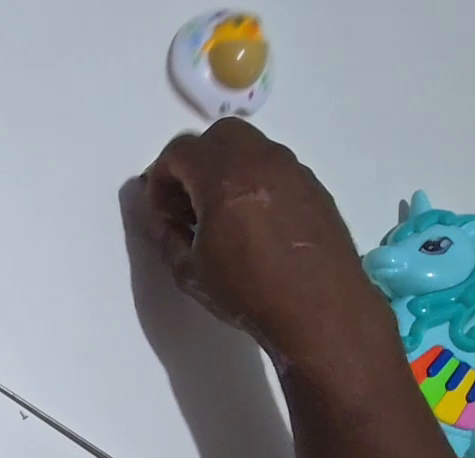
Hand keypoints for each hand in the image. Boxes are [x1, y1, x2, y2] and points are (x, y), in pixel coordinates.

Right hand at [142, 118, 388, 355]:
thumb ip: (166, 236)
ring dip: (222, 170)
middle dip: (192, 163)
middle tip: (186, 205)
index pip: (180, 150)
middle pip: (217, 135)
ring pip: (247, 146)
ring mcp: (291, 168)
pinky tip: (249, 224)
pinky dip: (250, 181)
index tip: (162, 213)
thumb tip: (158, 218)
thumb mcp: (188, 272)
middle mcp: (260, 162)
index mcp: (224, 182)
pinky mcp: (311, 184)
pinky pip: (271, 165)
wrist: (317, 306)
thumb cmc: (245, 292)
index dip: (160, 179)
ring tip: (217, 217)